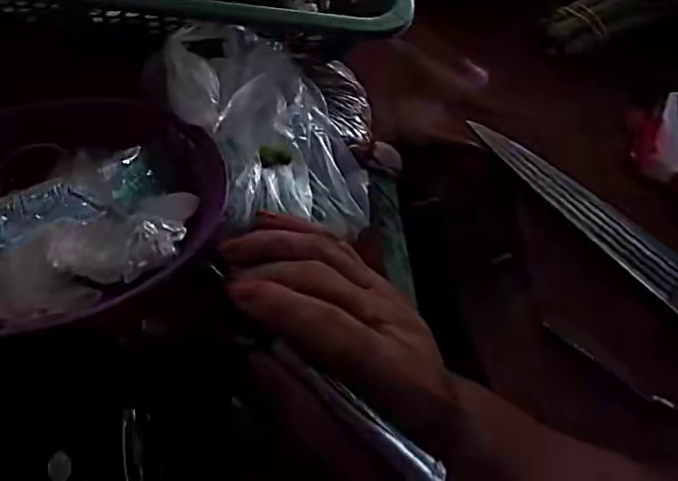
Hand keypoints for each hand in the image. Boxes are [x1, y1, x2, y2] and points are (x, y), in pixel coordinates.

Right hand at [225, 213, 658, 479]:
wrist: (454, 435)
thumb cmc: (401, 453)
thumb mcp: (362, 461)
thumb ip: (312, 421)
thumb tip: (258, 360)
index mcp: (403, 375)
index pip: (337, 326)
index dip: (283, 306)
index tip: (234, 295)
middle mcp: (397, 321)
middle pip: (327, 278)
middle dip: (269, 270)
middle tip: (223, 276)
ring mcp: (387, 292)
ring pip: (327, 249)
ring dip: (274, 241)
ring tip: (231, 245)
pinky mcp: (374, 278)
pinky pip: (332, 241)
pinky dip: (294, 226)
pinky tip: (262, 221)